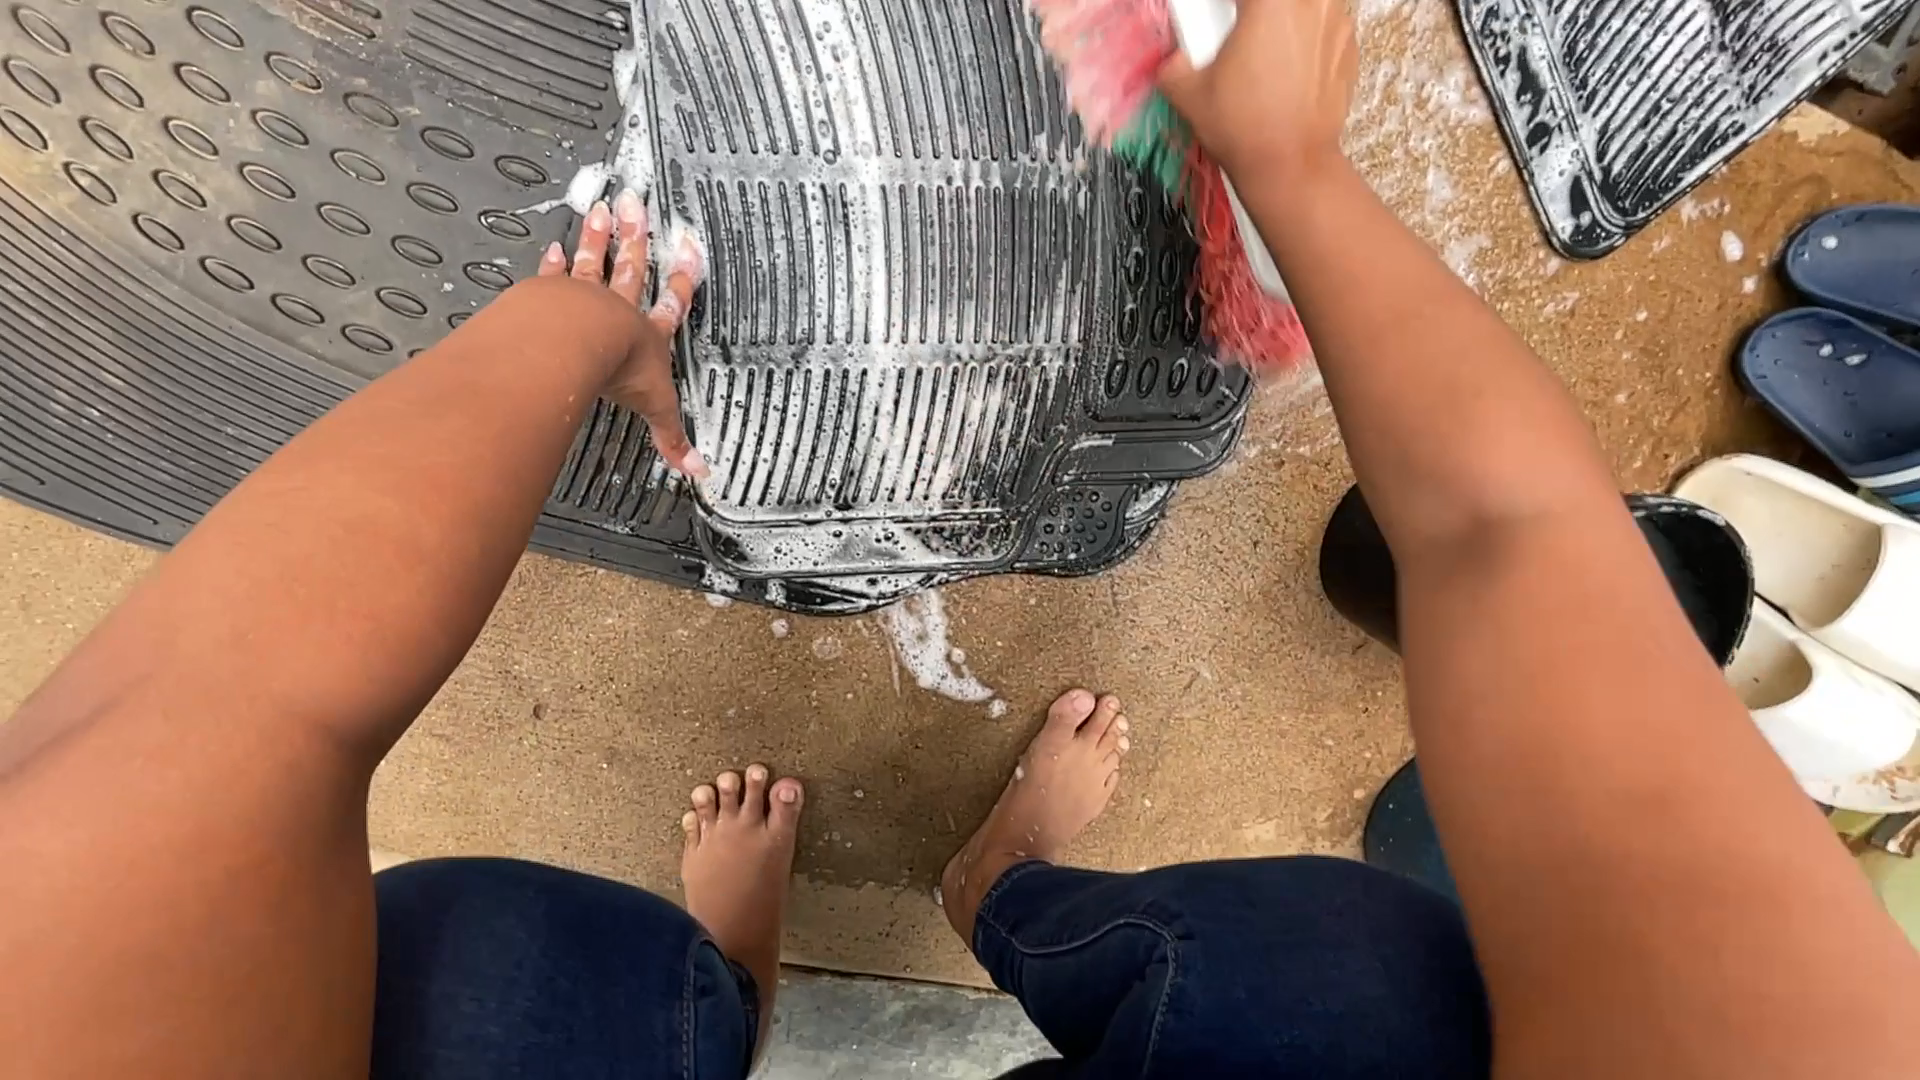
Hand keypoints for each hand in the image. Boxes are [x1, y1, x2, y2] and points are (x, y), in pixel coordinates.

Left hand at [537, 189, 709, 477]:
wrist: (578, 343)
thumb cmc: (620, 370)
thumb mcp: (655, 408)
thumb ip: (671, 439)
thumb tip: (698, 474)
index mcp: (649, 333)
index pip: (672, 304)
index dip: (682, 281)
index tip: (689, 249)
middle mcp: (620, 309)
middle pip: (633, 269)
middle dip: (638, 239)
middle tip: (637, 206)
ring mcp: (585, 297)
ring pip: (596, 262)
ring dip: (600, 237)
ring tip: (601, 209)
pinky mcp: (552, 295)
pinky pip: (555, 275)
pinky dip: (555, 263)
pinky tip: (553, 247)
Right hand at [1157, 0, 1358, 182]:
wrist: (1290, 165)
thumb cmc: (1242, 128)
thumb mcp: (1189, 96)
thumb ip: (1174, 66)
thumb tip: (1173, 61)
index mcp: (1269, 1)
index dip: (1217, 9)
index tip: (1210, 20)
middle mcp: (1309, 0)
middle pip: (1274, 3)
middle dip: (1255, 14)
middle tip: (1236, 34)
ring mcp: (1336, 18)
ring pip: (1304, 6)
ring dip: (1283, 20)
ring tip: (1264, 54)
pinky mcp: (1348, 45)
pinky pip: (1324, 24)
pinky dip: (1305, 38)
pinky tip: (1287, 73)